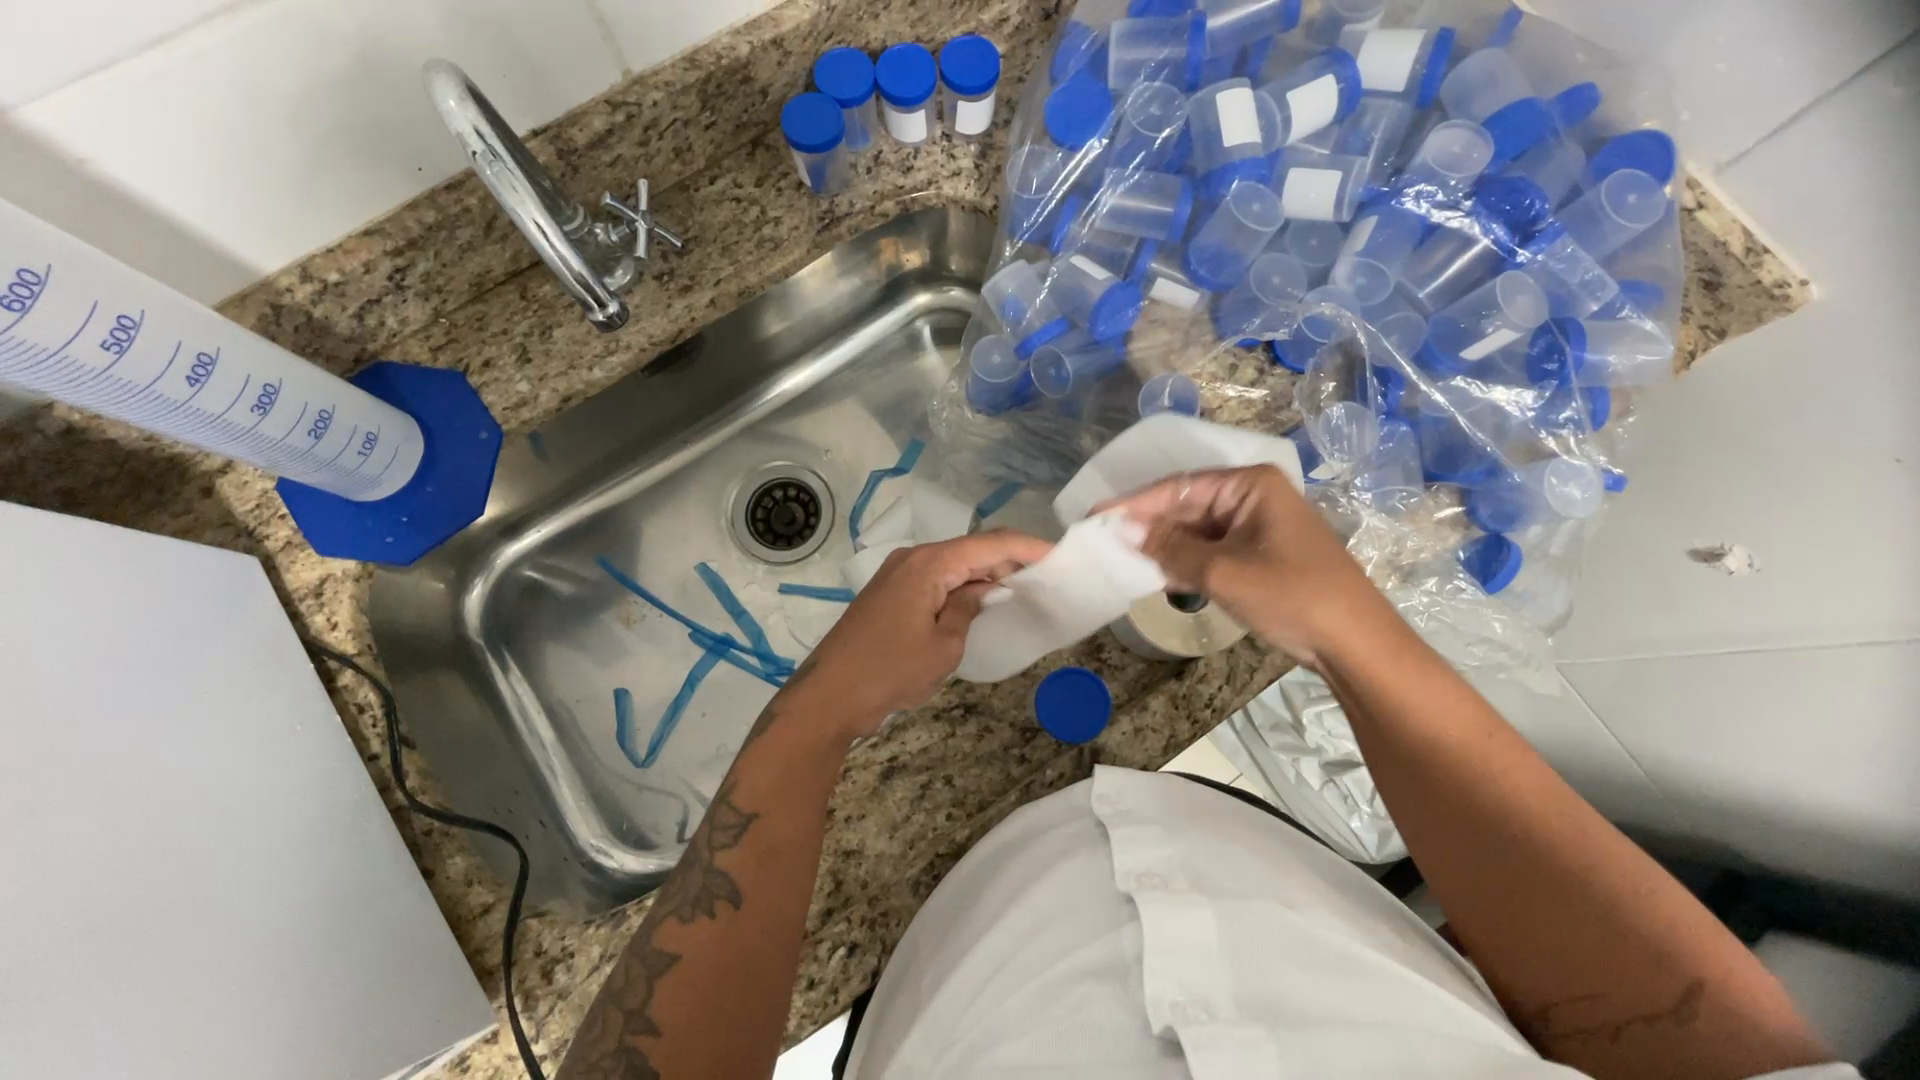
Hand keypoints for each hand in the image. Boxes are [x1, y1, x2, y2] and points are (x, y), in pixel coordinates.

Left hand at [782, 529, 1051, 738]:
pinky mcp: (890, 592)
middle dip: (1009, 559)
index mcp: (929, 564)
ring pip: (953, 564)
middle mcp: (913, 558)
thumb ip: (970, 609)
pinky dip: (962, 585)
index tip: (1059, 555)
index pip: (989, 544)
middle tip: (1048, 575)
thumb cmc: (890, 672)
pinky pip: (936, 579)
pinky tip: (983, 600)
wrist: (829, 696)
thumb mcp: (944, 646)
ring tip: (1024, 586)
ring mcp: (898, 574)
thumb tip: (986, 590)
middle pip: (971, 549)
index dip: (1027, 547)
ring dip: (986, 573)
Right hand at [1098, 465, 1385, 665]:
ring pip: (1197, 531)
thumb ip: (1172, 549)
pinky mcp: (1261, 555)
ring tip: (1121, 559)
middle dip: (1148, 526)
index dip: (1134, 504)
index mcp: (1250, 485)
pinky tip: (1156, 575)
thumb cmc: (1291, 595)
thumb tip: (1128, 533)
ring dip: (1165, 547)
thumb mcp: (1223, 572)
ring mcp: (1259, 527)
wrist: (1353, 642)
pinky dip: (1186, 562)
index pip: (1179, 488)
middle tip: (1103, 541)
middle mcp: (1254, 497)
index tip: (1095, 517)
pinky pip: (1212, 550)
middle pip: (1187, 506)